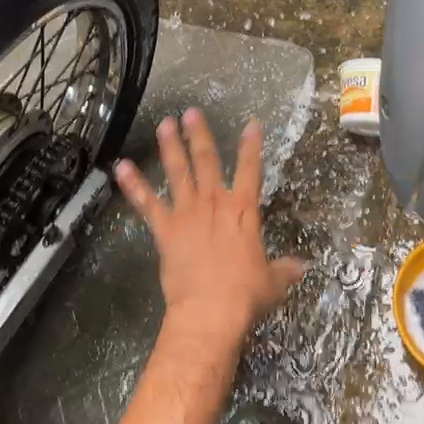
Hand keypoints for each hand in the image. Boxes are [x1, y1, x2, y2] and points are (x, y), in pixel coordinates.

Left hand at [113, 110, 305, 341]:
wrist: (210, 311)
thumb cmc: (245, 295)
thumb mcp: (273, 282)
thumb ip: (284, 270)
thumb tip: (301, 267)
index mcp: (244, 211)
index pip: (251, 170)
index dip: (252, 146)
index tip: (251, 124)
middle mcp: (215, 203)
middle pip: (207, 160)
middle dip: (199, 134)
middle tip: (191, 112)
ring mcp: (187, 213)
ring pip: (178, 172)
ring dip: (170, 147)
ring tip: (164, 124)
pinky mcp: (165, 229)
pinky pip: (147, 203)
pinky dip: (133, 185)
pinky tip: (121, 168)